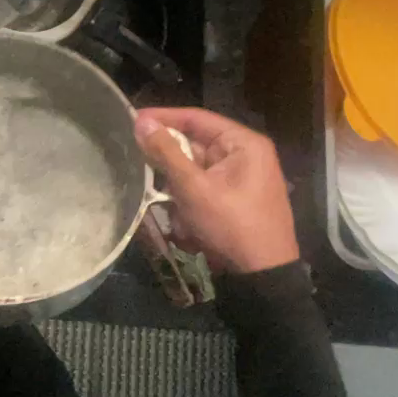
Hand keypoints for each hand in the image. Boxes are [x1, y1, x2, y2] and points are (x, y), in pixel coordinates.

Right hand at [135, 106, 299, 273]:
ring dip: (177, 183)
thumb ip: (165, 152)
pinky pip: (203, 185)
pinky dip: (188, 197)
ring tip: (168, 200)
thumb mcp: (193, 187)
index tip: (133, 119)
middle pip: (195, 143)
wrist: (264, 279)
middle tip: (141, 162)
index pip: (196, 118)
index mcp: (244, 144)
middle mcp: (246, 154)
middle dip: (170, 159)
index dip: (163, 118)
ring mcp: (242, 177)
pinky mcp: (236, 197)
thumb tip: (141, 121)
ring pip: (195, 167)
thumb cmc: (231, 225)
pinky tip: (182, 215)